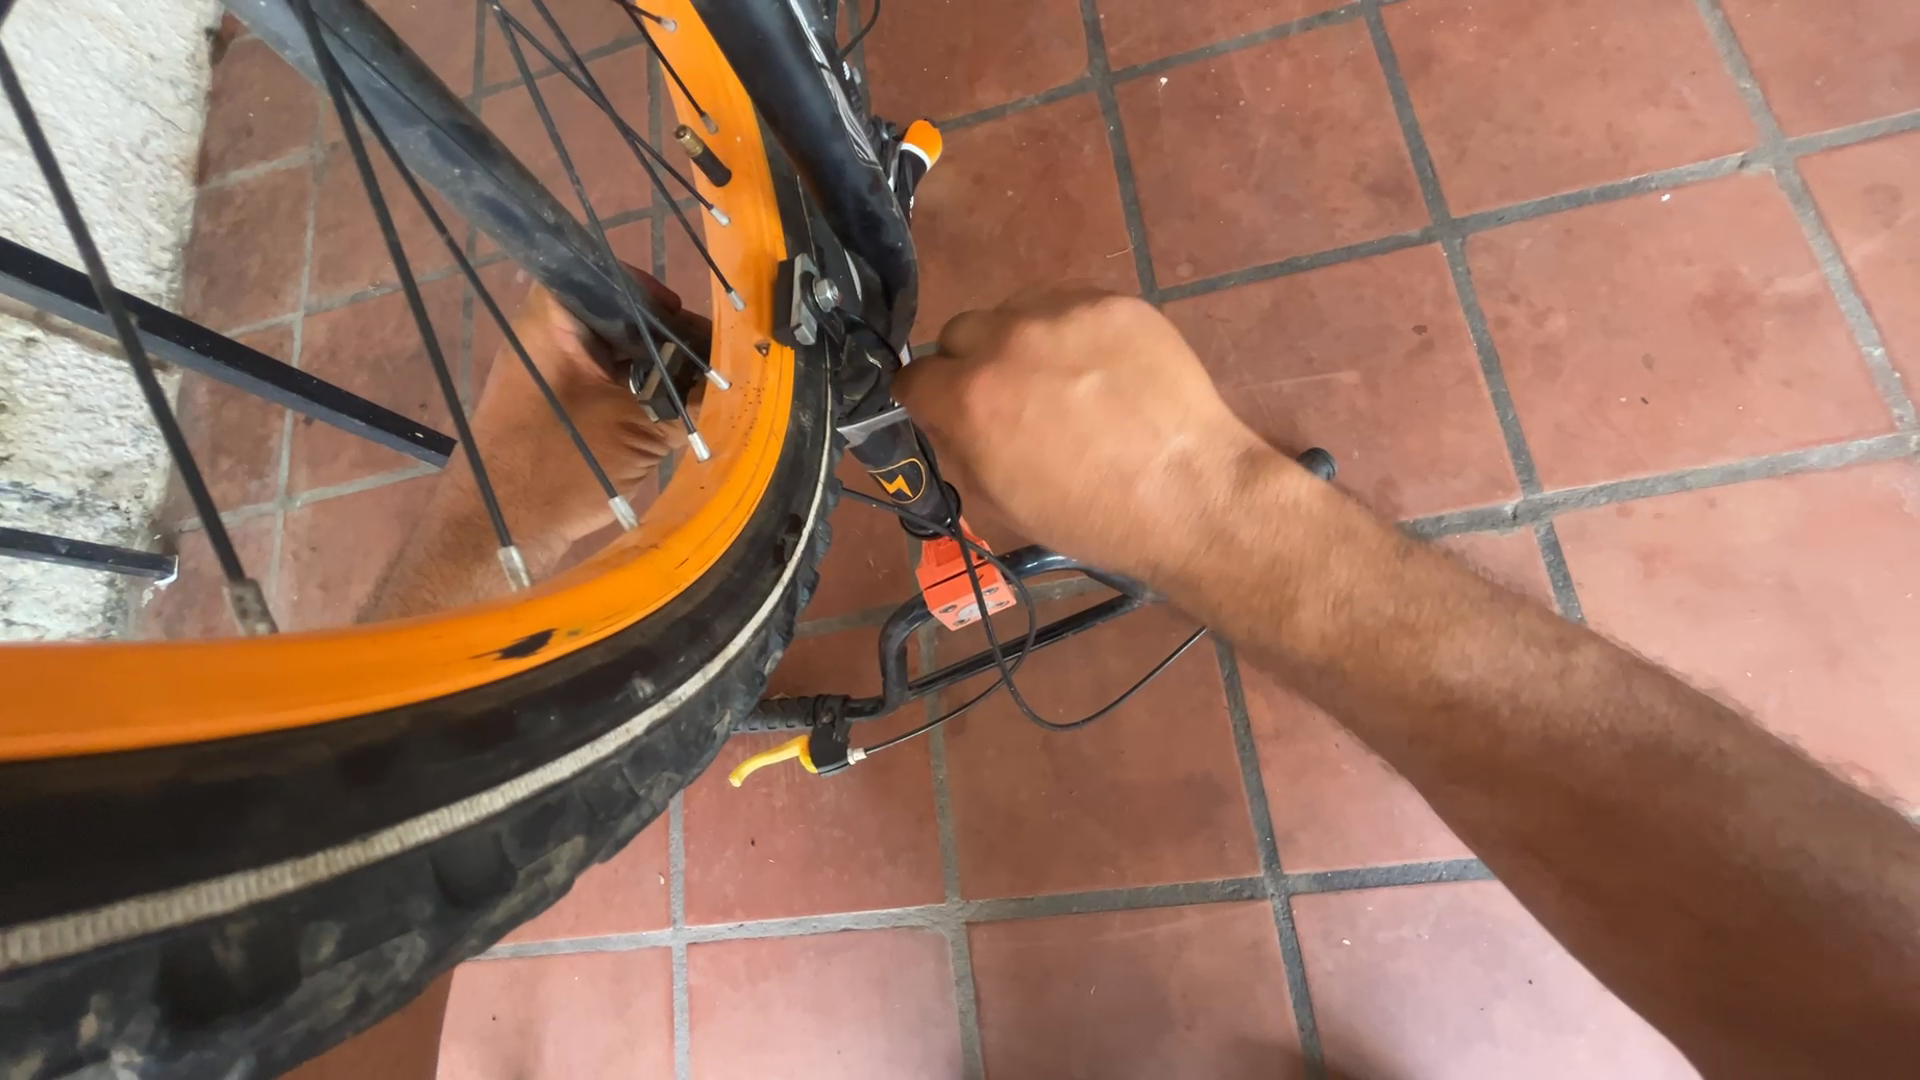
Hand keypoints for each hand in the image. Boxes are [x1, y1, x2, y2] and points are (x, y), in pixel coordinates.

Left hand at [463, 276, 694, 563]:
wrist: (504, 528)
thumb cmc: (562, 466)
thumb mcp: (637, 431)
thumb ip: (687, 400)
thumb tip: (730, 383)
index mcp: (555, 325)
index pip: (606, 280)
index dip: (651, 295)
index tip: (683, 320)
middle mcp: (550, 340)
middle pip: (617, 318)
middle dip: (664, 337)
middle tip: (706, 361)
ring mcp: (553, 375)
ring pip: (616, 354)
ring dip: (655, 369)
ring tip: (695, 389)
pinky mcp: (560, 406)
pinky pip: (607, 383)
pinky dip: (639, 392)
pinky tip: (669, 413)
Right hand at [894, 290, 1301, 580]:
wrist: (1189, 496)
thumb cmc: (1090, 518)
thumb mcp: (1001, 504)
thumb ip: (958, 451)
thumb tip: (948, 423)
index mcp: (969, 399)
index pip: (913, 377)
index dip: (926, 400)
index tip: (944, 413)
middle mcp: (1005, 342)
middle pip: (957, 334)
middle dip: (969, 366)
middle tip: (1008, 399)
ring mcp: (1062, 314)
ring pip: (1011, 311)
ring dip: (1017, 342)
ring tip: (1059, 380)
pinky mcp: (1111, 302)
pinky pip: (1066, 304)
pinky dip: (1068, 331)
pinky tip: (1099, 367)